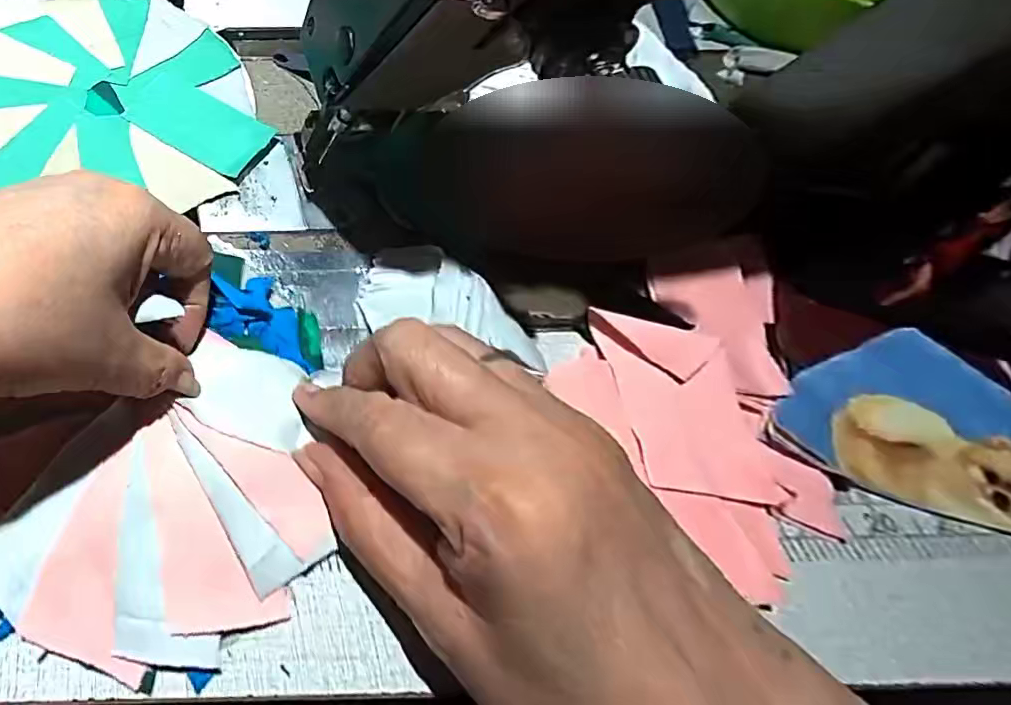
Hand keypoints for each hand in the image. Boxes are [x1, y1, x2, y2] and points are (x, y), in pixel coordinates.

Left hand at [0, 172, 209, 432]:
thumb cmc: (35, 328)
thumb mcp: (109, 358)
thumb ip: (161, 370)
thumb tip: (189, 383)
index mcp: (139, 212)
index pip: (198, 256)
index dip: (195, 310)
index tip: (166, 351)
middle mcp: (101, 186)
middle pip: (153, 242)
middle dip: (151, 296)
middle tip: (122, 339)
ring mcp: (51, 186)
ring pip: (108, 234)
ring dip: (112, 282)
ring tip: (77, 322)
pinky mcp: (11, 198)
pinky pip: (65, 229)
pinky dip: (71, 266)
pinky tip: (33, 299)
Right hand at [291, 320, 856, 704]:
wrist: (710, 696)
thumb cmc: (565, 684)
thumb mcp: (446, 628)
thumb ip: (367, 528)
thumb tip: (315, 456)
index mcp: (488, 495)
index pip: (379, 418)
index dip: (329, 407)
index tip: (301, 405)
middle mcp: (526, 430)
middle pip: (416, 344)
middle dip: (366, 366)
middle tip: (350, 415)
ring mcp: (563, 415)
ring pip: (456, 341)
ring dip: (410, 364)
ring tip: (395, 415)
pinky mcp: (584, 419)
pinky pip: (497, 366)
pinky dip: (454, 376)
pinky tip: (451, 425)